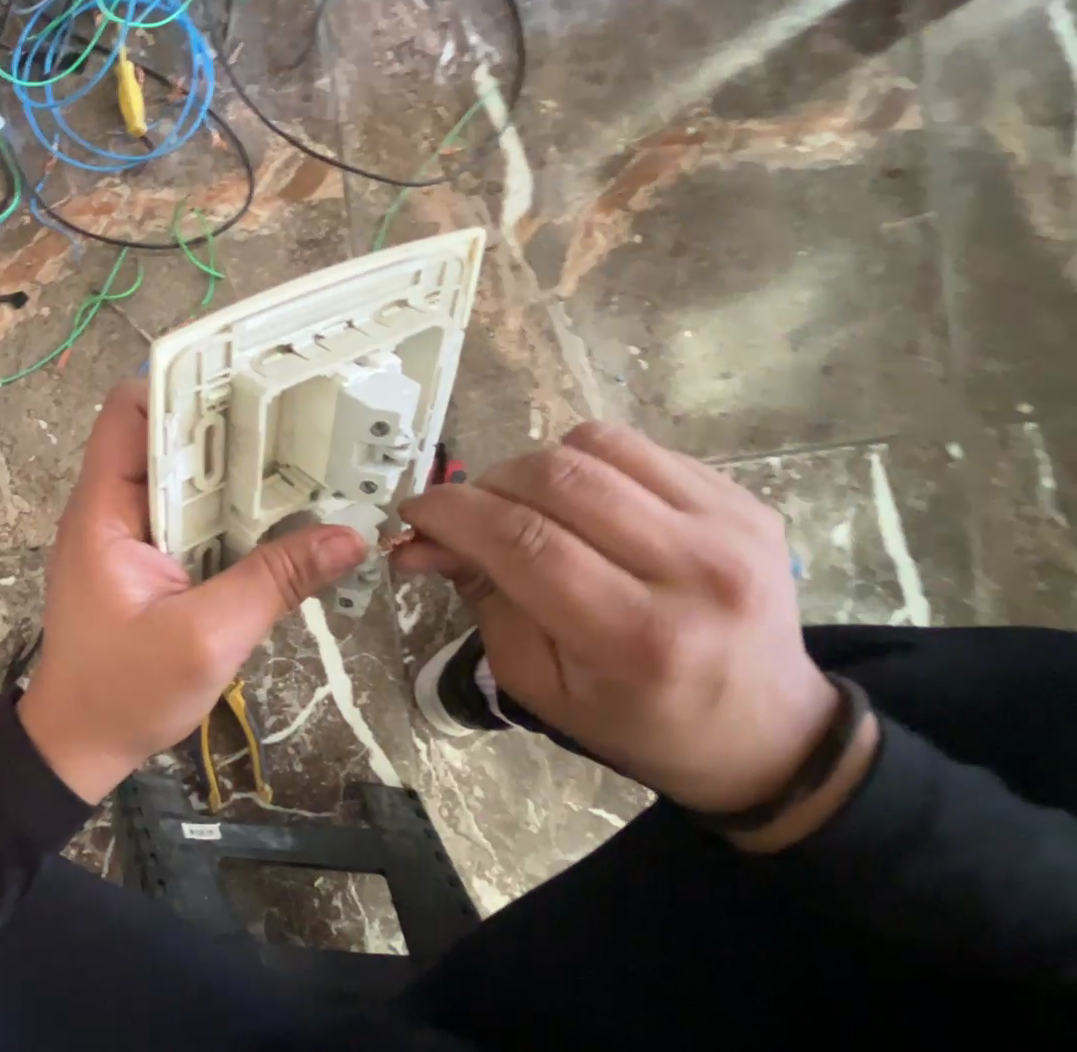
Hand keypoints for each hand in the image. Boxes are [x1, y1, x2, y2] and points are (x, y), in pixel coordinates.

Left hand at [19, 380, 368, 802]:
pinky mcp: (145, 563)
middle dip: (228, 426)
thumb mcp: (205, 639)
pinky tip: (280, 518)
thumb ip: (274, 582)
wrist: (80, 745)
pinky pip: (190, 520)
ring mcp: (127, 537)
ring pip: (184, 481)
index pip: (128, 412)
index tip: (249, 381)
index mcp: (103, 511)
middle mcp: (111, 510)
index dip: (182, 386)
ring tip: (304, 458)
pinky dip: (230, 514)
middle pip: (166, 440)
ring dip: (236, 474)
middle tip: (300, 416)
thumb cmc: (124, 692)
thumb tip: (348, 536)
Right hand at [392, 421, 876, 849]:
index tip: (413, 513)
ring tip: (520, 507)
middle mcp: (692, 570)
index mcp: (635, 637)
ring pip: (592, 448)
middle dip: (485, 485)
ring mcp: (728, 525)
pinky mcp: (742, 498)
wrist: (762, 729)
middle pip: (557, 480)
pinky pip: (633, 446)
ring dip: (530, 468)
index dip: (452, 514)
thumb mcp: (537, 682)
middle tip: (464, 515)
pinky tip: (577, 503)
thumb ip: (481, 600)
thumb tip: (421, 542)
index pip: (523, 542)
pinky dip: (580, 462)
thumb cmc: (632, 719)